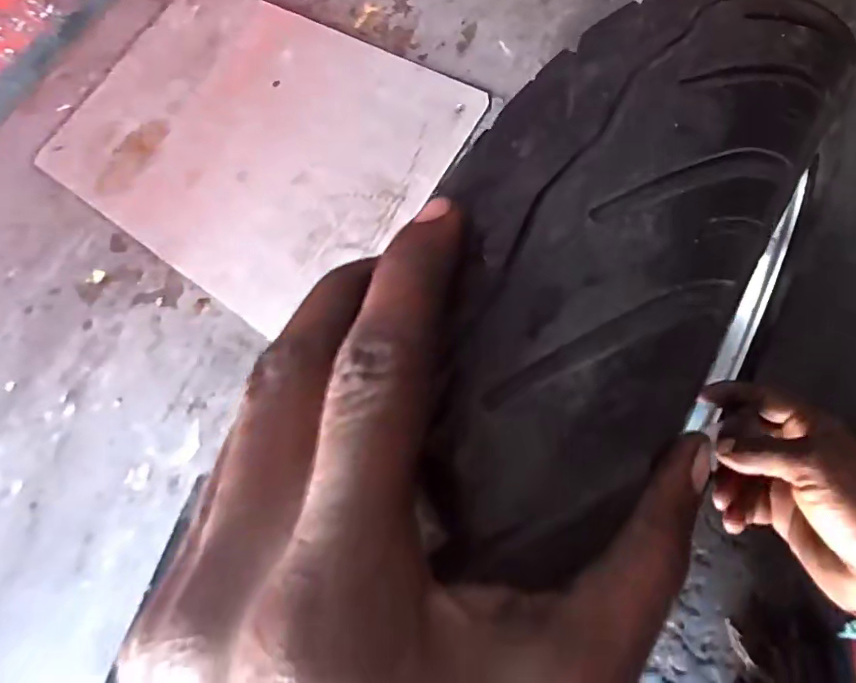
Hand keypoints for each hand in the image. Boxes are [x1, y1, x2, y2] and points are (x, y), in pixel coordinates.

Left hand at [118, 198, 712, 682]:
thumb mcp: (575, 674)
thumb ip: (646, 553)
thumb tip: (692, 450)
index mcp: (331, 587)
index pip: (369, 383)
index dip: (407, 284)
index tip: (441, 219)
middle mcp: (229, 581)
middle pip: (283, 377)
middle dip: (349, 292)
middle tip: (414, 249)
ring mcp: (177, 605)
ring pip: (242, 421)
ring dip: (315, 346)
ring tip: (384, 311)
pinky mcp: (163, 623)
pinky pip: (229, 472)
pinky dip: (288, 410)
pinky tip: (341, 412)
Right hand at [704, 382, 855, 616]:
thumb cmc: (852, 501)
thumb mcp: (810, 466)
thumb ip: (762, 452)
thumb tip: (720, 443)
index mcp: (807, 424)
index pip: (765, 398)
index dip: (735, 394)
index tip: (702, 398)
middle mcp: (794, 447)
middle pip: (748, 434)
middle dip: (726, 447)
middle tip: (708, 467)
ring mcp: (787, 480)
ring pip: (744, 470)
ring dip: (729, 483)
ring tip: (723, 504)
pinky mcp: (782, 512)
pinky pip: (749, 502)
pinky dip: (737, 509)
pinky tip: (733, 522)